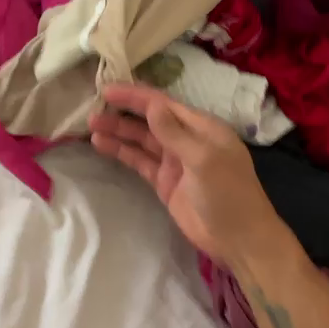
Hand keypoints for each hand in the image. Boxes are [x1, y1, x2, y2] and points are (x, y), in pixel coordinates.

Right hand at [89, 83, 282, 262]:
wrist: (237, 238)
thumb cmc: (228, 194)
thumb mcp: (203, 159)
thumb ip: (175, 132)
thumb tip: (152, 105)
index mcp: (202, 128)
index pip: (164, 105)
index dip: (136, 96)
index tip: (107, 89)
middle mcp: (187, 140)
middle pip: (150, 120)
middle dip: (123, 112)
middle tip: (93, 106)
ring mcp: (174, 162)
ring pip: (141, 140)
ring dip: (118, 131)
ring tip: (91, 125)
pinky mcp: (164, 182)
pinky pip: (139, 161)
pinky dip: (121, 152)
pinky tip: (102, 145)